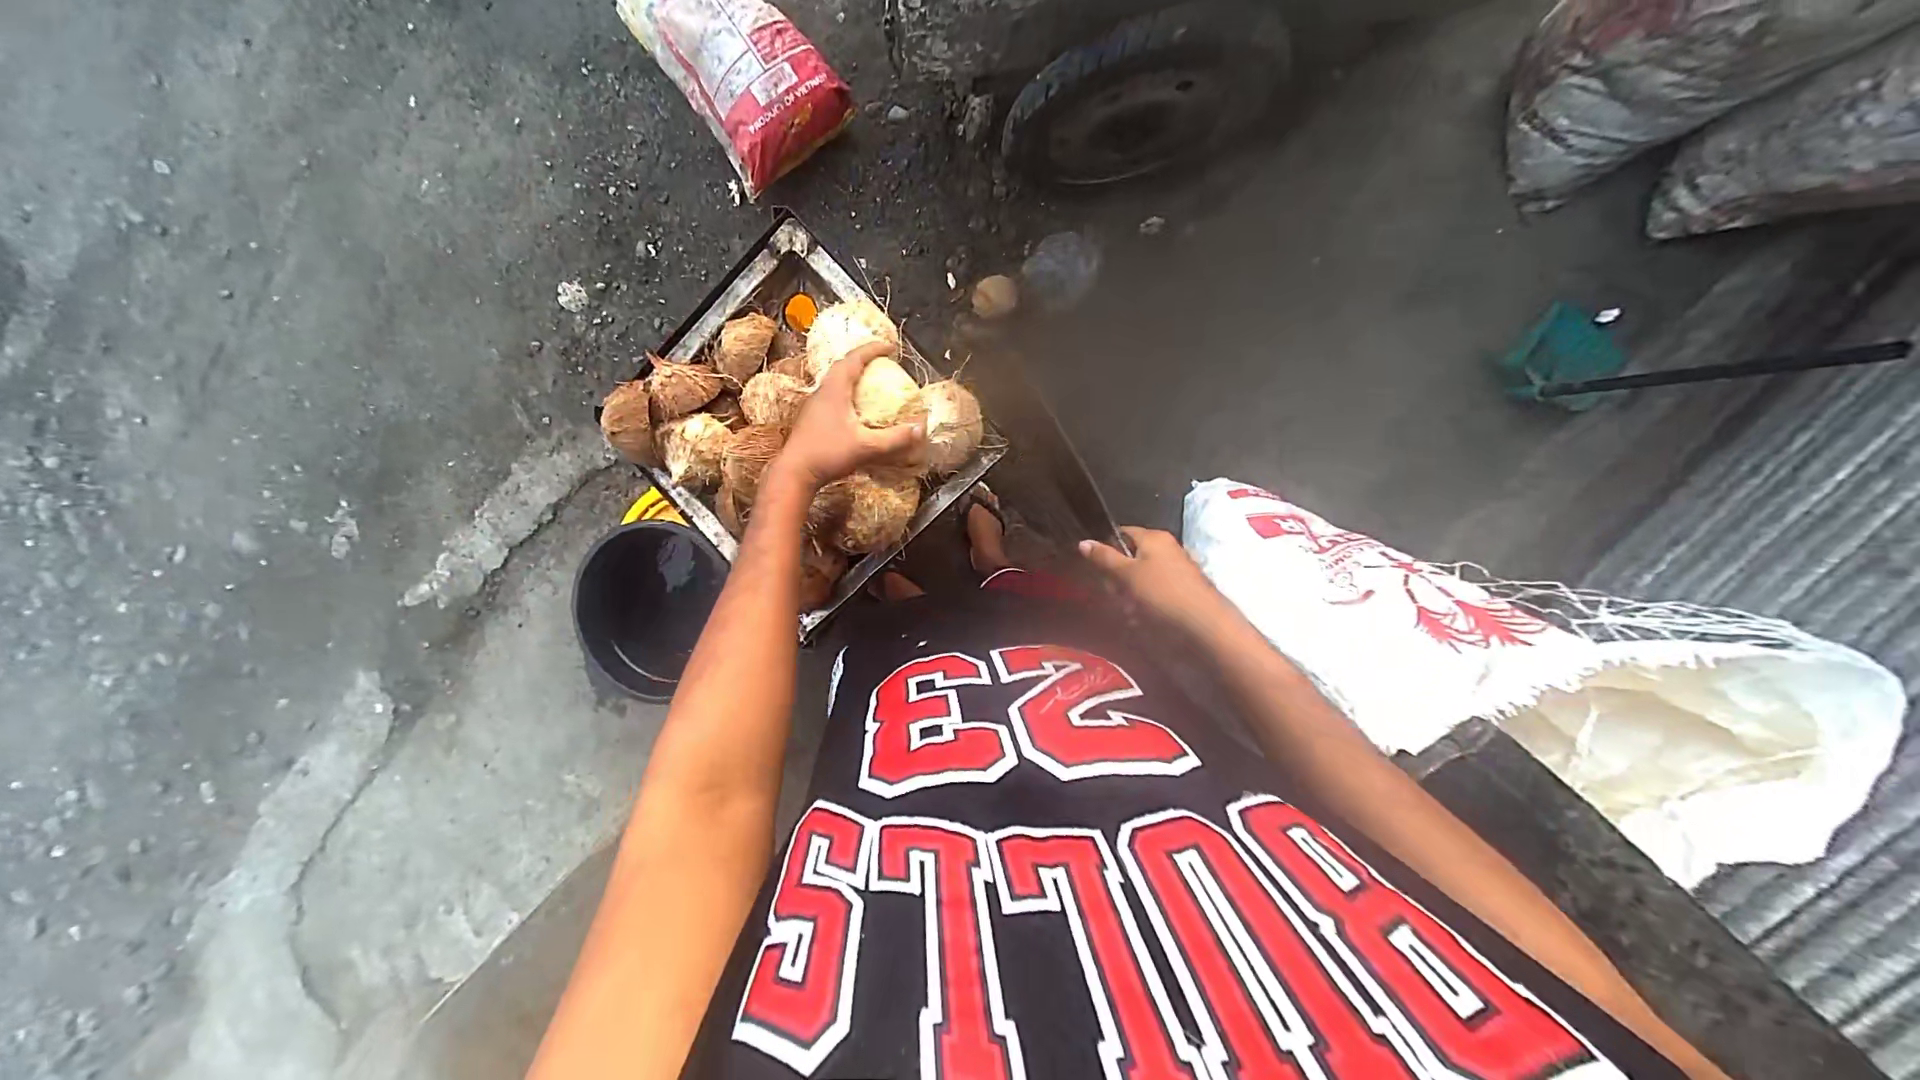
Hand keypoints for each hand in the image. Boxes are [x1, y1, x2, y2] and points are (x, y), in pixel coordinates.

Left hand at [770, 343, 926, 491]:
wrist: (794, 473)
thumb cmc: (828, 454)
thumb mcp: (867, 447)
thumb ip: (895, 438)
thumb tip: (920, 429)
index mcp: (834, 390)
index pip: (854, 359)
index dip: (872, 349)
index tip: (889, 347)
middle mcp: (821, 393)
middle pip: (842, 367)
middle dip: (862, 360)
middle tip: (880, 363)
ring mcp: (813, 406)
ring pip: (834, 382)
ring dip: (852, 378)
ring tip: (869, 383)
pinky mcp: (810, 420)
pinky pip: (831, 397)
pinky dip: (846, 395)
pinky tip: (854, 410)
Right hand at [1079, 527, 1242, 637]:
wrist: (1203, 624)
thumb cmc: (1161, 593)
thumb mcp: (1126, 574)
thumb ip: (1104, 557)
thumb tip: (1083, 542)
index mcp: (1154, 537)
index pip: (1122, 532)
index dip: (1106, 547)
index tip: (1096, 566)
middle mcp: (1167, 547)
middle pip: (1131, 554)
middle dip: (1117, 574)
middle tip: (1113, 591)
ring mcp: (1177, 567)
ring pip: (1141, 574)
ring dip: (1130, 590)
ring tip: (1128, 607)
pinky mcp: (1182, 587)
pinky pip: (1154, 589)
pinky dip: (1145, 600)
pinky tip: (1144, 614)